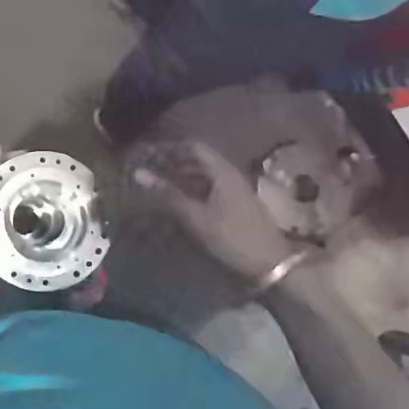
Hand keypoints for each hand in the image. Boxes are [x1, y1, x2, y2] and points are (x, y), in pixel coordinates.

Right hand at [132, 140, 295, 281]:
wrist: (270, 261)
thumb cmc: (232, 237)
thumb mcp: (197, 217)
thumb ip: (169, 194)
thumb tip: (139, 173)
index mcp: (223, 172)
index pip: (194, 147)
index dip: (171, 149)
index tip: (149, 156)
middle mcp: (231, 174)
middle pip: (200, 159)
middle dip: (175, 162)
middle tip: (150, 171)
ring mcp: (236, 188)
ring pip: (206, 174)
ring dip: (184, 176)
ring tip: (160, 185)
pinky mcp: (238, 202)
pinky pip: (212, 186)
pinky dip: (194, 188)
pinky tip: (181, 200)